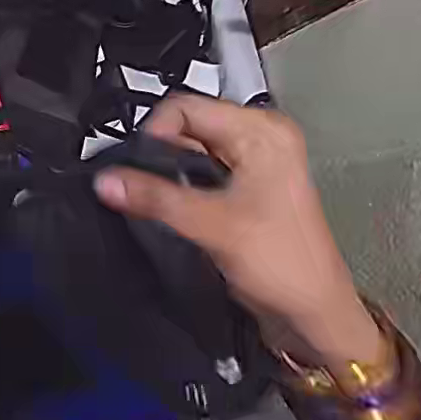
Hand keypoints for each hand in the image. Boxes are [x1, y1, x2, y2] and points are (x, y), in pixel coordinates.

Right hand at [93, 94, 382, 365]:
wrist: (313, 312)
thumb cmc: (284, 265)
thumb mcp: (210, 225)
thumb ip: (154, 198)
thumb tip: (107, 180)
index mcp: (262, 131)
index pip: (187, 106)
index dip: (155, 132)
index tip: (138, 165)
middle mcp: (263, 135)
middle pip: (189, 123)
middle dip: (162, 151)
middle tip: (146, 183)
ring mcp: (257, 158)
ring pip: (194, 145)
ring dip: (172, 167)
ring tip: (164, 197)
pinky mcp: (249, 180)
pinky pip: (204, 165)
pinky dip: (185, 179)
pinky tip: (179, 203)